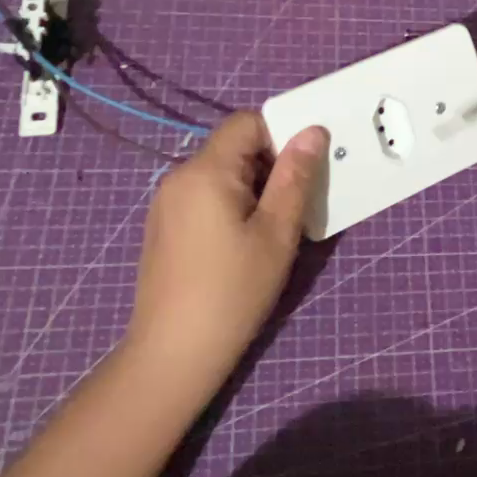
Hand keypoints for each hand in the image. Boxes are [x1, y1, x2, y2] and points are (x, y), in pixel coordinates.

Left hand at [127, 112, 327, 378]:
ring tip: (275, 227)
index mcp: (206, 170)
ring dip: (253, 186)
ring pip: (220, 173)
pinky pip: (204, 196)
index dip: (281, 134)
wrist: (172, 354)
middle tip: (299, 202)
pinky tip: (244, 244)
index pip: (247, 122)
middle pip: (233, 146)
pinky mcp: (163, 227)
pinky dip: (231, 204)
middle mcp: (179, 176)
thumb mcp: (277, 233)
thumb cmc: (233, 292)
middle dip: (270, 163)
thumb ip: (295, 177)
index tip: (305, 169)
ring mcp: (166, 202)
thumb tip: (313, 130)